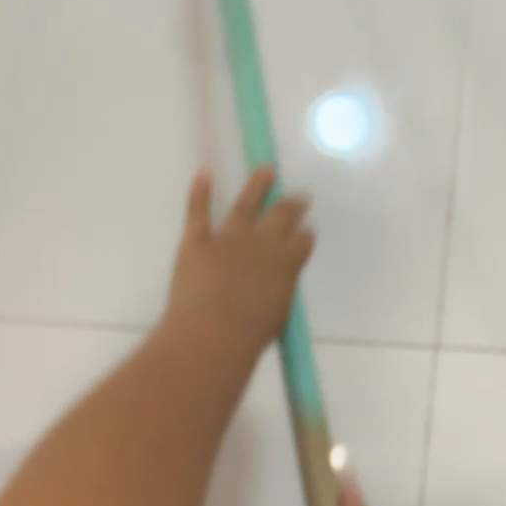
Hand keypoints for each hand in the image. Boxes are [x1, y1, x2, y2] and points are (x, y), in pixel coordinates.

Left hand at [163, 168, 313, 351]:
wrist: (214, 331)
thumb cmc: (250, 335)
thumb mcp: (278, 318)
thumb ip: (279, 295)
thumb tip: (275, 288)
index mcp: (286, 265)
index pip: (301, 243)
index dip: (305, 235)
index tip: (307, 228)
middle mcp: (261, 244)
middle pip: (281, 216)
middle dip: (292, 204)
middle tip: (300, 196)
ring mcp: (229, 238)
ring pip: (245, 204)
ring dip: (257, 185)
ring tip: (266, 169)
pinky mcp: (197, 240)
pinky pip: (198, 211)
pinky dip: (199, 192)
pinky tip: (203, 174)